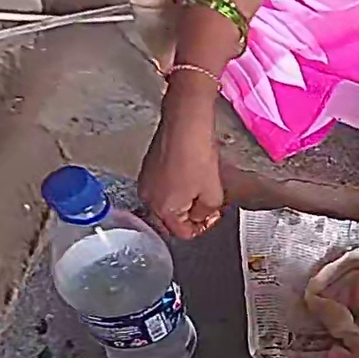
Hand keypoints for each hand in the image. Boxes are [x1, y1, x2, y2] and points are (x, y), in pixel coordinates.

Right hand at [138, 77, 223, 237]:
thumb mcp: (213, 195)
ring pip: (167, 203)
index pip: (182, 233)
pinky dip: (176, 187)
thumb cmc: (197, 157)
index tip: (212, 216)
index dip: (202, 228)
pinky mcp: (148, 167)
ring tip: (202, 187)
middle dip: (191, 216)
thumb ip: (206, 214)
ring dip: (184, 201)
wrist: (185, 124)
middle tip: (209, 205)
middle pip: (172, 220)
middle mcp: (148, 199)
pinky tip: (191, 174)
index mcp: (164, 211)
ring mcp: (146, 182)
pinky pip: (163, 187)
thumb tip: (200, 217)